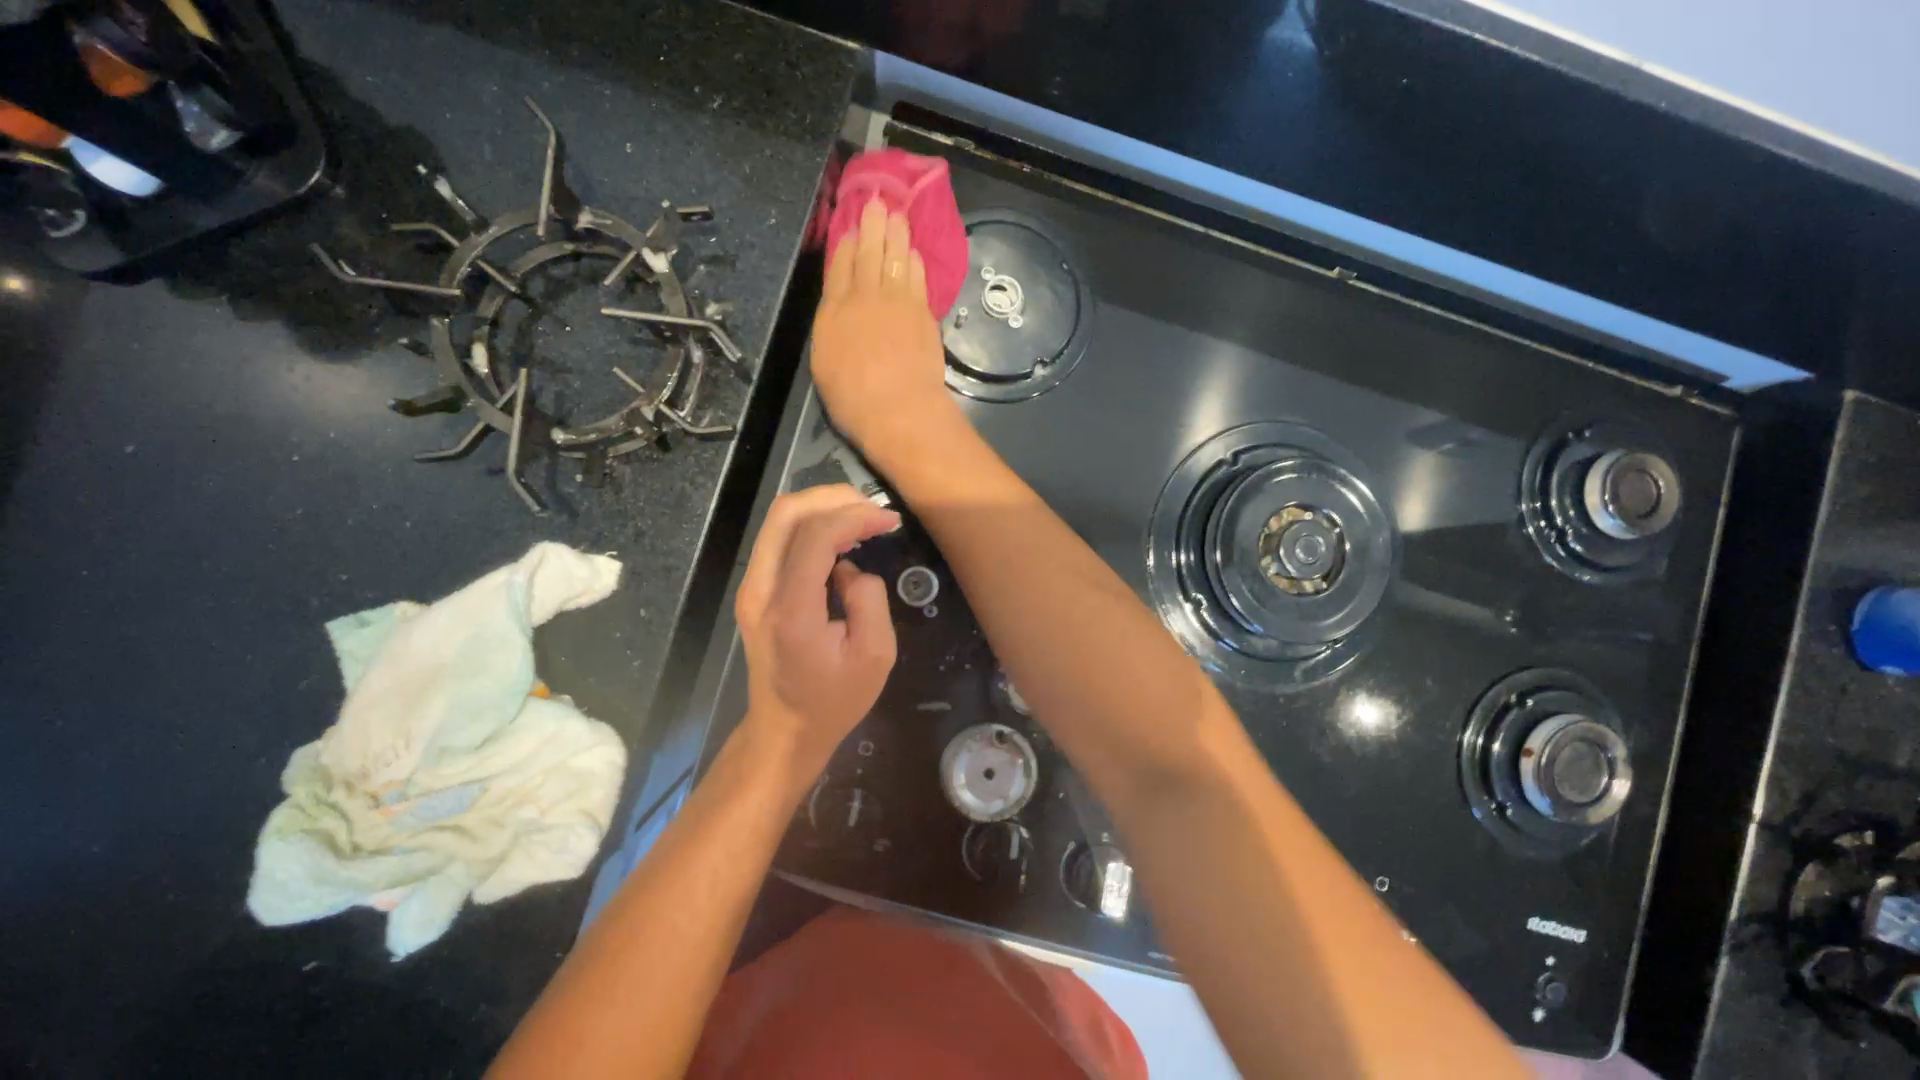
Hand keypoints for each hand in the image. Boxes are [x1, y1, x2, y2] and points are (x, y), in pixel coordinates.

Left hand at [734, 485, 900, 786]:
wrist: (784, 730)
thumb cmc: (833, 701)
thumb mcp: (875, 656)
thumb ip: (869, 599)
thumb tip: (851, 567)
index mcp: (791, 610)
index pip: (815, 536)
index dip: (855, 516)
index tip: (890, 521)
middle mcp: (761, 591)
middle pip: (786, 513)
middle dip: (834, 498)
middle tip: (874, 510)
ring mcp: (751, 589)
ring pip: (778, 521)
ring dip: (822, 509)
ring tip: (862, 520)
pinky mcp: (754, 591)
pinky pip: (778, 540)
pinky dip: (811, 527)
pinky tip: (841, 540)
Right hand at [810, 196, 954, 452]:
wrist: (897, 408)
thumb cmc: (853, 398)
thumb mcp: (825, 364)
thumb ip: (832, 330)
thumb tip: (839, 311)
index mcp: (833, 312)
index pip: (838, 267)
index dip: (845, 245)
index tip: (850, 228)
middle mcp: (864, 298)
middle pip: (868, 253)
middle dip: (871, 226)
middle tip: (878, 202)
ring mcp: (896, 303)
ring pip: (895, 258)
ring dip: (896, 235)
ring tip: (897, 215)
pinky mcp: (922, 313)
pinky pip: (916, 277)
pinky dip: (914, 261)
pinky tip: (913, 252)